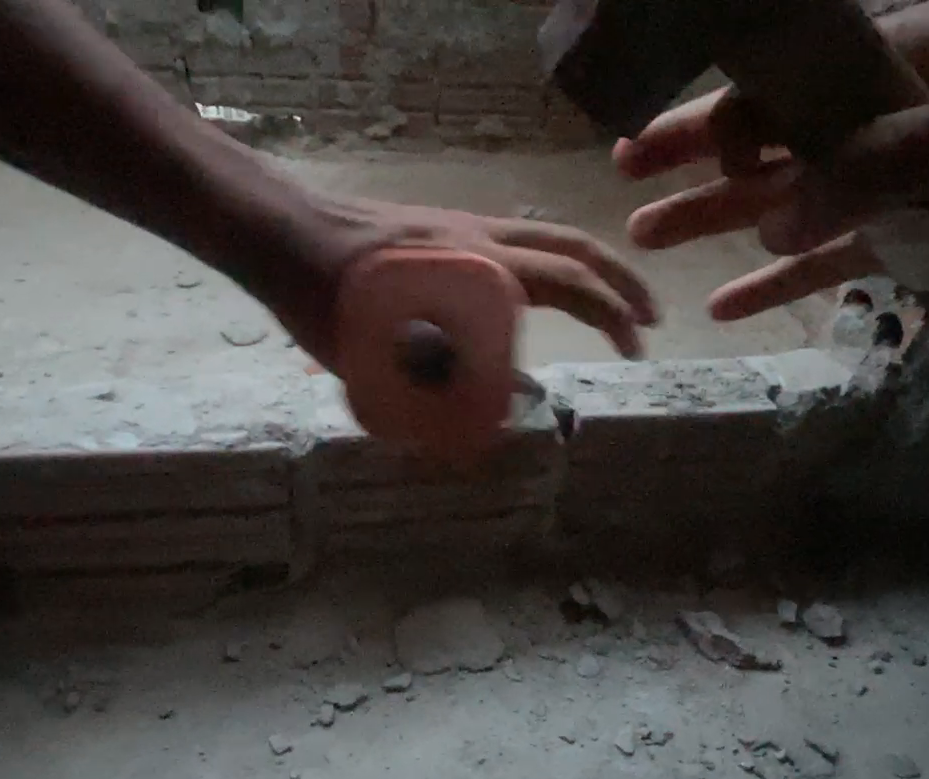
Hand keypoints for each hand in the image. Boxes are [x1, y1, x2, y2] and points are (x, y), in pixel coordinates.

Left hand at [270, 195, 657, 365]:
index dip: (611, 313)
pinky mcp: (446, 229)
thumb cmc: (325, 297)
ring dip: (590, 268)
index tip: (634, 347)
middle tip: (649, 321)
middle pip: (573, 247)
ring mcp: (464, 226)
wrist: (279, 234)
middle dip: (620, 284)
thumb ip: (448, 379)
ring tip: (613, 302)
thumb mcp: (383, 356)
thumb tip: (508, 401)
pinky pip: (517, 241)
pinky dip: (551, 264)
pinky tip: (545, 293)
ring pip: (548, 238)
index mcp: (474, 266)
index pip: (566, 281)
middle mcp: (480, 237)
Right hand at [616, 0, 928, 320]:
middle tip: (628, 186)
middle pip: (777, 140)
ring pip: (793, 207)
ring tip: (652, 245)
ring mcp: (906, 189)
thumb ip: (880, 166)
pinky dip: (781, 283)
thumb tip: (774, 217)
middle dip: (700, 165)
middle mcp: (898, 120)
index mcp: (917, 58)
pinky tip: (729, 303)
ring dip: (723, 228)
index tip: (678, 150)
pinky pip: (834, 265)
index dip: (730, 109)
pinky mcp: (924, 250)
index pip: (799, 79)